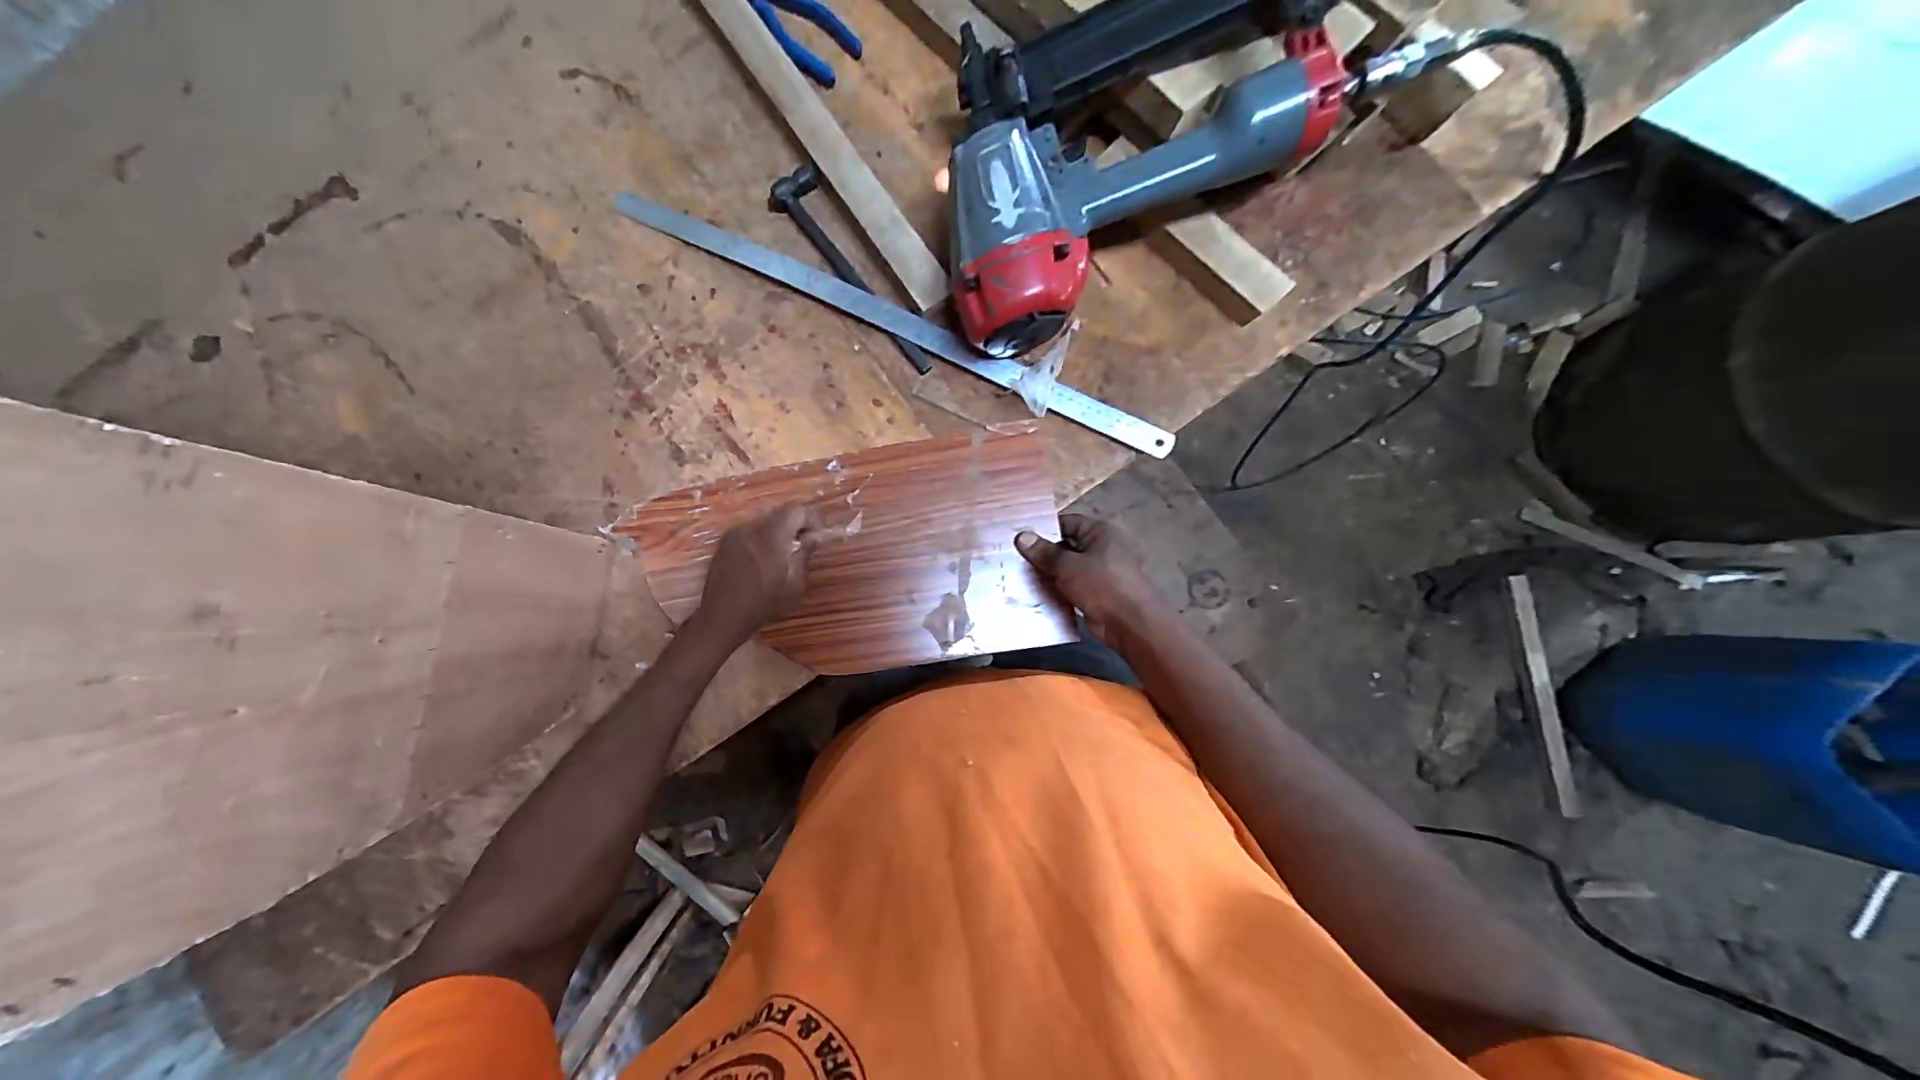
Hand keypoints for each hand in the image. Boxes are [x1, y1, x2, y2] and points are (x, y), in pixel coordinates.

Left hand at [694, 503, 821, 642]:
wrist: (722, 617)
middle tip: (805, 544)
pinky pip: (751, 532)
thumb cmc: (764, 604)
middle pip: (781, 514)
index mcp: (771, 535)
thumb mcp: (794, 583)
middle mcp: (751, 527)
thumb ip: (805, 553)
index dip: (813, 518)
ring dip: (779, 532)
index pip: (797, 509)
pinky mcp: (725, 542)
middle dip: (797, 525)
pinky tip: (763, 560)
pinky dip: (763, 539)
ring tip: (784, 555)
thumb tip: (815, 536)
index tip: (818, 535)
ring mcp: (735, 533)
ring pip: (765, 522)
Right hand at [1015, 514, 1164, 644]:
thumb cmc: (1101, 584)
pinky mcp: (1096, 593)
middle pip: (1066, 546)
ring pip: (1067, 568)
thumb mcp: (1068, 565)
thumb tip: (1021, 536)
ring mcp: (1100, 572)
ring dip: (1048, 574)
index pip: (1066, 522)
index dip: (1043, 529)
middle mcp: (1101, 548)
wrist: (1130, 623)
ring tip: (1018, 576)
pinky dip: (1057, 590)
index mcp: (1099, 532)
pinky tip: (1034, 595)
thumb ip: (1044, 552)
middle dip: (1042, 553)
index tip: (1018, 537)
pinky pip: (1071, 587)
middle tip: (1012, 558)